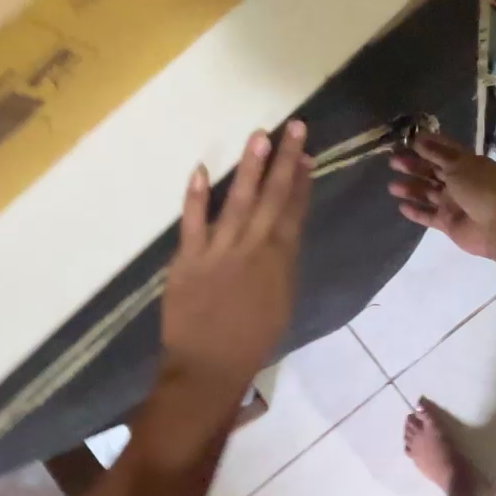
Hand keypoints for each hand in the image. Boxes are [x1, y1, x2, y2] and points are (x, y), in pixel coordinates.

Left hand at [159, 122, 311, 415]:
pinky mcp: (187, 259)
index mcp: (280, 262)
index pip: (293, 212)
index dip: (301, 182)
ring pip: (237, 201)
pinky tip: (200, 169)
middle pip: (271, 198)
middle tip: (295, 128)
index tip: (307, 155)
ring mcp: (218, 251)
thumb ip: (283, 265)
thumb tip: (285, 233)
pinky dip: (195, 196)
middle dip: (285, 161)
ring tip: (260, 136)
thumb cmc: (252, 341)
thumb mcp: (283, 303)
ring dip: (249, 168)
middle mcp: (253, 249)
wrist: (209, 367)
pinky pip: (192, 222)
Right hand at [388, 131, 495, 258]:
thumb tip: (420, 138)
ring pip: (428, 193)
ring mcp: (453, 203)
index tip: (407, 139)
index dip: (427, 144)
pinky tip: (401, 206)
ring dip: (411, 188)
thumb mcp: (459, 164)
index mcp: (466, 164)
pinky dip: (416, 211)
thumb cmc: (481, 189)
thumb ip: (437, 153)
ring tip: (392, 186)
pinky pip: (428, 215)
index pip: (444, 150)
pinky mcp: (448, 223)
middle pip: (432, 171)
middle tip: (393, 161)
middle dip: (413, 166)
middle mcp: (459, 181)